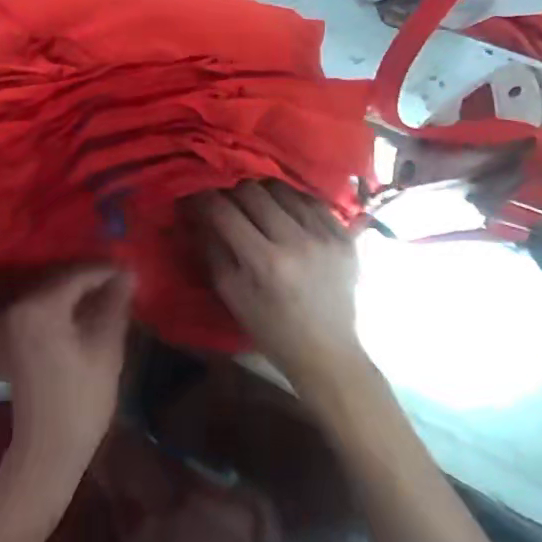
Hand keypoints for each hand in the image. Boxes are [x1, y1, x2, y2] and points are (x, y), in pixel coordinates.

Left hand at [0, 265, 133, 475]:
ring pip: (51, 297)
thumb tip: (126, 276)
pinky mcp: (11, 342)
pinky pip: (42, 313)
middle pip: (61, 283)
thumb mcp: (105, 351)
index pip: (78, 274)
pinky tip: (85, 320)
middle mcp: (19, 307)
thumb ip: (114, 307)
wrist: (41, 456)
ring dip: (78, 296)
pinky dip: (64, 311)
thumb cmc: (78, 403)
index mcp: (39, 306)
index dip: (107, 271)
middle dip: (92, 282)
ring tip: (108, 300)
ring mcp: (11, 324)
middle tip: (122, 285)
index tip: (131, 272)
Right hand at [196, 181, 363, 384]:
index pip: (224, 211)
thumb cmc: (272, 329)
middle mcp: (297, 242)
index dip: (204, 198)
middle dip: (231, 191)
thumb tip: (197, 213)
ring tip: (256, 204)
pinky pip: (312, 200)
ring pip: (283, 189)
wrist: (328, 353)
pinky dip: (293, 200)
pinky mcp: (345, 237)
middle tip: (226, 200)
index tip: (195, 196)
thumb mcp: (231, 294)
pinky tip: (285, 211)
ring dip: (263, 192)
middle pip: (253, 191)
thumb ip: (213, 248)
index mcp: (265, 262)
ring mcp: (325, 237)